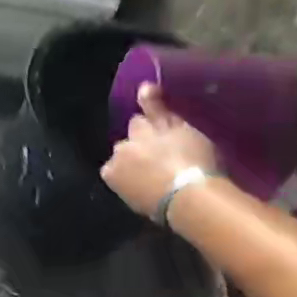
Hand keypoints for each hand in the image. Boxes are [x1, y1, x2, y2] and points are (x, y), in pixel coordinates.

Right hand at [99, 83, 219, 217]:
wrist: (186, 196)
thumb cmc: (164, 209)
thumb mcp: (138, 203)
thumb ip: (134, 188)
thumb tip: (140, 185)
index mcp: (111, 173)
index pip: (115, 165)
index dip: (131, 167)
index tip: (144, 175)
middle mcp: (121, 151)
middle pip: (125, 143)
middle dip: (136, 147)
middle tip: (154, 156)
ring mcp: (143, 137)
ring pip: (138, 125)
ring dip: (144, 126)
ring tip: (148, 124)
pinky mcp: (165, 127)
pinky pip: (154, 108)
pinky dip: (150, 98)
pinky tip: (148, 87)